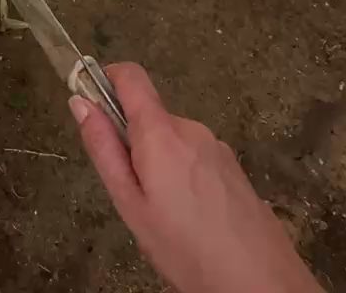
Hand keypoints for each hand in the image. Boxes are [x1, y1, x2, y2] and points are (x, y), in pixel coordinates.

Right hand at [69, 63, 322, 292]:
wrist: (265, 289)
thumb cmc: (186, 248)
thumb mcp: (129, 204)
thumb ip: (103, 148)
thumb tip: (79, 101)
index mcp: (161, 132)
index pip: (130, 75)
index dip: (106, 79)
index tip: (94, 108)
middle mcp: (192, 129)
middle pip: (150, 116)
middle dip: (135, 143)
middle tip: (136, 193)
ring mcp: (219, 148)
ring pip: (173, 141)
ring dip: (161, 164)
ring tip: (169, 215)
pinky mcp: (236, 169)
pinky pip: (197, 158)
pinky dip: (186, 177)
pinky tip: (196, 220)